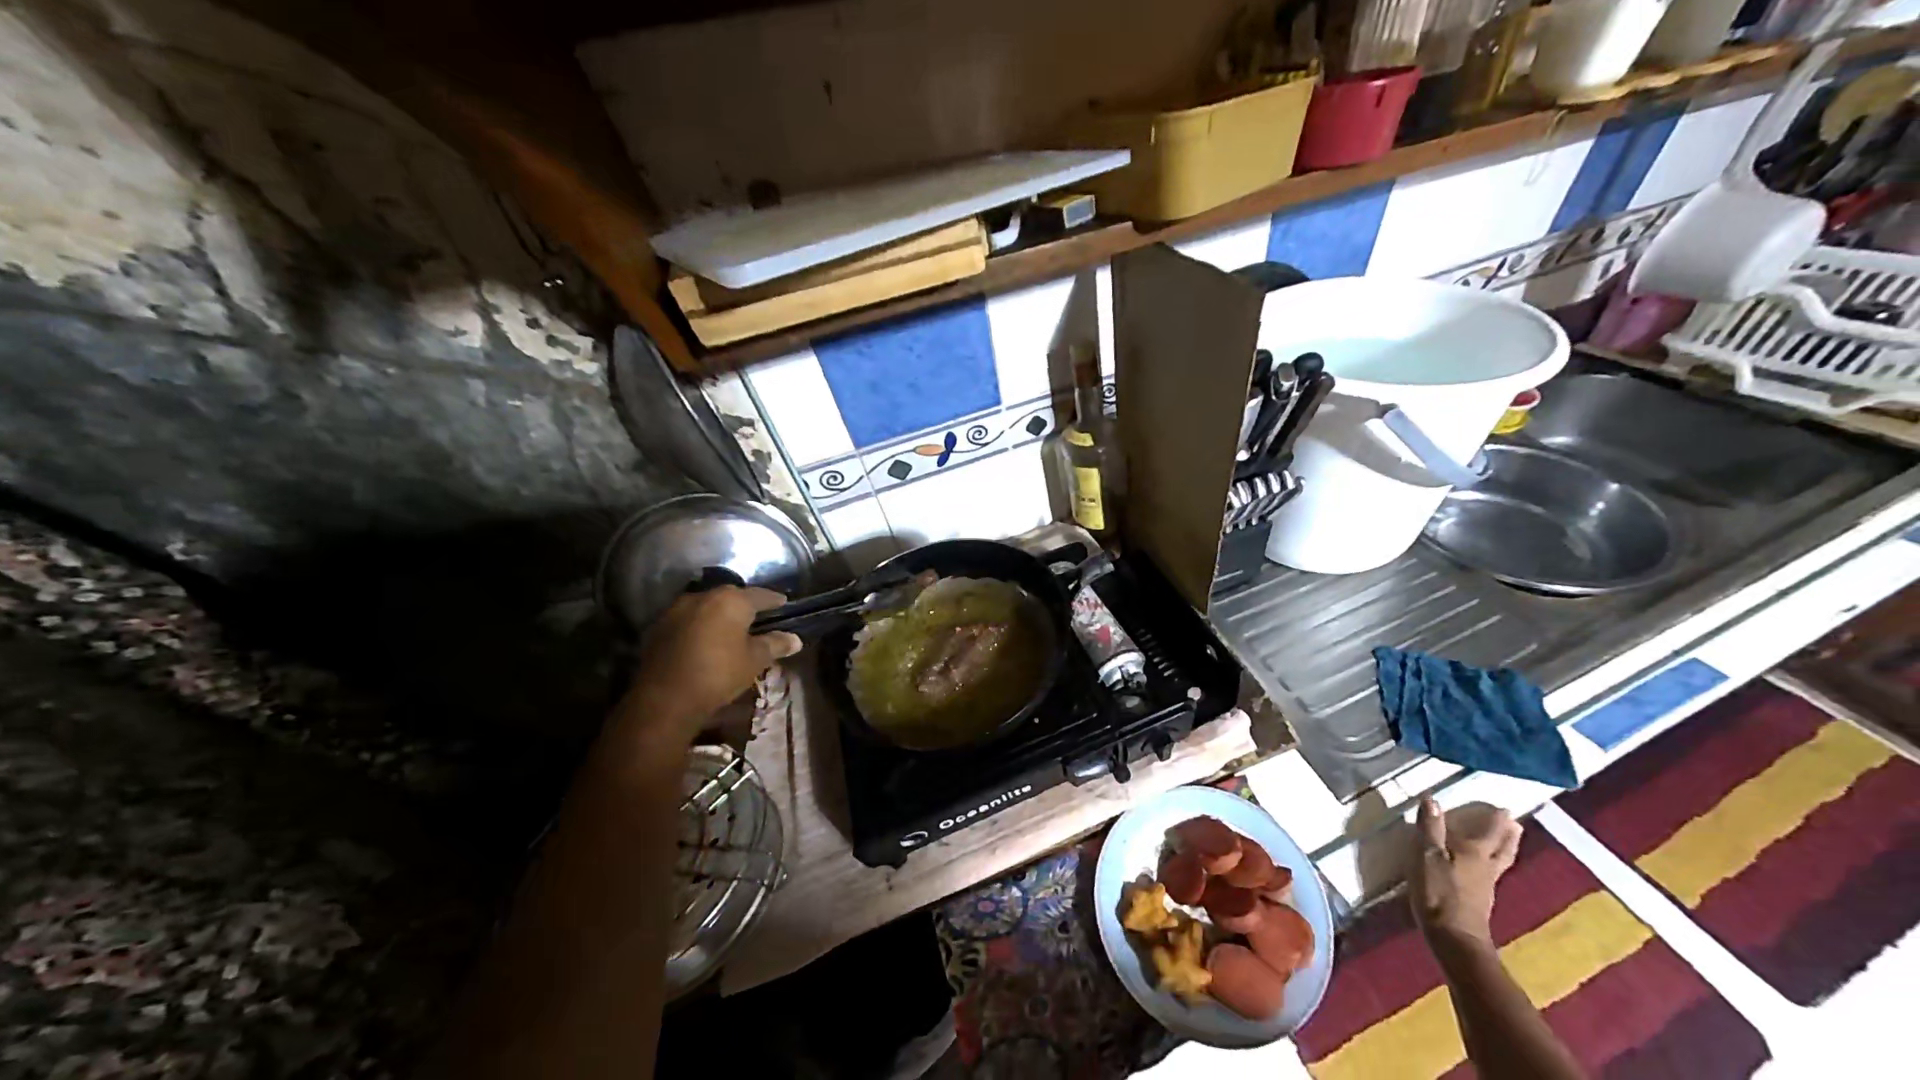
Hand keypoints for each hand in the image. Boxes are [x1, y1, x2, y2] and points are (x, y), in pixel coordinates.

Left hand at [631, 587, 802, 721]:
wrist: (665, 698)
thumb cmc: (718, 674)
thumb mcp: (754, 660)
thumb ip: (774, 644)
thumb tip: (795, 639)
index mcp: (731, 600)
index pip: (761, 595)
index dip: (774, 600)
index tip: (784, 604)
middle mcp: (703, 596)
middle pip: (731, 597)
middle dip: (744, 606)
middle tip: (757, 618)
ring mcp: (677, 609)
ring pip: (706, 607)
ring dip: (719, 615)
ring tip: (730, 630)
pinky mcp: (659, 626)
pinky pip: (688, 620)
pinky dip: (699, 627)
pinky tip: (705, 641)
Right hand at [1410, 797, 1521, 949]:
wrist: (1454, 937)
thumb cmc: (1438, 892)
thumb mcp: (1427, 856)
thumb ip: (1430, 828)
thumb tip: (1433, 799)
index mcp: (1475, 852)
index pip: (1490, 831)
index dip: (1496, 819)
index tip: (1505, 808)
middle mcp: (1486, 865)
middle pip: (1502, 847)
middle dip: (1508, 834)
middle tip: (1515, 824)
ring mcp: (1486, 884)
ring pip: (1501, 861)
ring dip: (1506, 848)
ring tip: (1509, 840)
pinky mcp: (1481, 899)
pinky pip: (1493, 873)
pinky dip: (1495, 863)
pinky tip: (1487, 866)